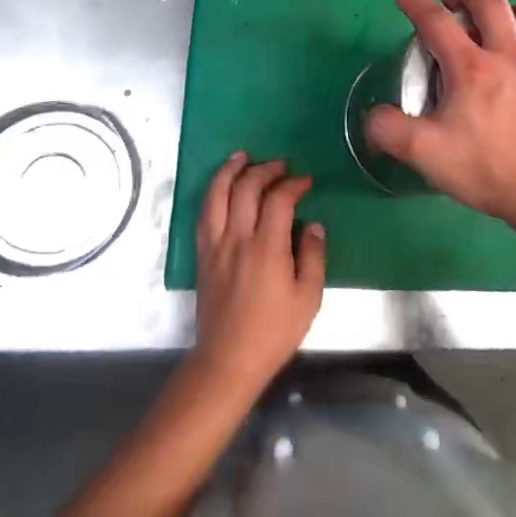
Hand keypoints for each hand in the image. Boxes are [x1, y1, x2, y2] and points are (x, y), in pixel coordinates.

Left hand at [192, 152, 325, 390]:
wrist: (228, 358)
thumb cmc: (274, 331)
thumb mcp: (308, 297)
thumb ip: (313, 255)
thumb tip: (312, 225)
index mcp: (266, 248)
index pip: (278, 199)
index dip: (293, 184)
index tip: (306, 181)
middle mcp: (236, 239)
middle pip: (245, 188)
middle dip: (265, 170)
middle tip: (282, 166)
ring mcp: (214, 246)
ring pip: (216, 195)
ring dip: (230, 171)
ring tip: (242, 157)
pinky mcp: (202, 255)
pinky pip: (203, 214)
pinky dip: (212, 193)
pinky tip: (221, 187)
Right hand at [366, 0, 515, 267]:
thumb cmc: (487, 170)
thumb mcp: (424, 153)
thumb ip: (388, 129)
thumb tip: (374, 116)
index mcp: (473, 68)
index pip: (437, 21)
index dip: (415, 3)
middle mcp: (512, 57)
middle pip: (493, 2)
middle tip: (455, 2)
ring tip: (508, 23)